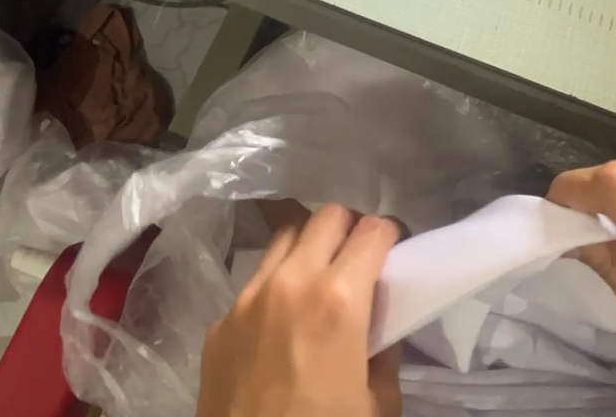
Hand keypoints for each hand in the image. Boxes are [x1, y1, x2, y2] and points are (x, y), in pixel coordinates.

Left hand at [197, 204, 403, 416]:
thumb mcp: (378, 407)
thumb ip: (384, 353)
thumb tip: (379, 323)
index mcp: (339, 299)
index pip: (372, 230)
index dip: (391, 236)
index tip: (396, 251)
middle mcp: (291, 281)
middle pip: (327, 216)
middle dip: (351, 229)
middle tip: (361, 260)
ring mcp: (248, 298)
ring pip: (286, 238)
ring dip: (310, 247)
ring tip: (321, 279)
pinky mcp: (220, 322)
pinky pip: (254, 281)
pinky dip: (276, 285)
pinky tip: (282, 322)